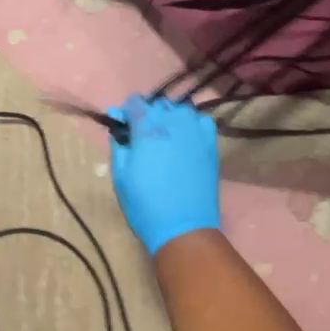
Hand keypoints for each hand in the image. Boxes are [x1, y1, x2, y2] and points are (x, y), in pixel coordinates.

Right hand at [108, 94, 220, 254]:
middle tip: (142, 140)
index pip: (134, 102)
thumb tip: (118, 128)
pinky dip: (191, 125)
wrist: (183, 228)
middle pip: (157, 105)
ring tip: (165, 140)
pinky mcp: (210, 143)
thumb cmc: (145, 204)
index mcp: (147, 127)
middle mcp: (172, 121)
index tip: (124, 129)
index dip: (126, 112)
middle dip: (147, 116)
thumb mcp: (120, 175)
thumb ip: (118, 145)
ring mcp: (195, 131)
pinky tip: (186, 141)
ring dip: (169, 119)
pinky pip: (200, 121)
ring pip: (179, 110)